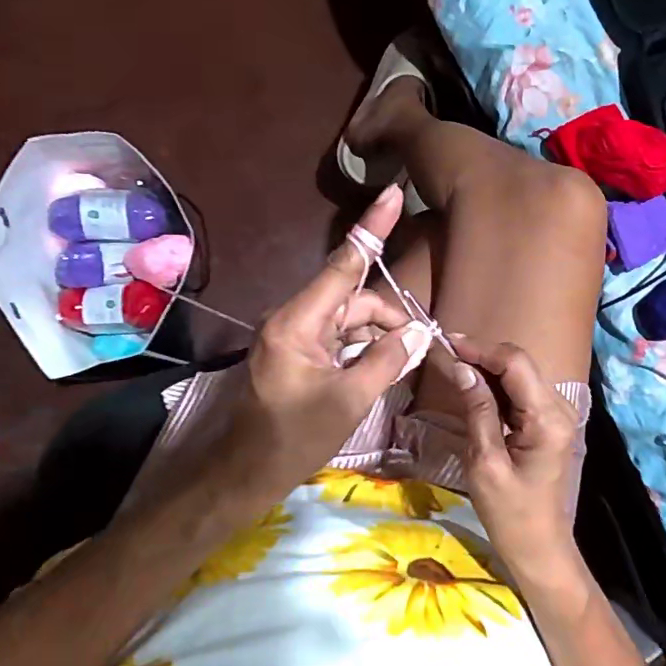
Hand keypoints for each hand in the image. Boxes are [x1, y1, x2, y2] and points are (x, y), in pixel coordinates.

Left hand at [209, 185, 430, 509]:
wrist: (246, 472)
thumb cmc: (293, 438)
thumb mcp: (349, 400)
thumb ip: (386, 360)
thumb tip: (417, 334)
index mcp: (298, 322)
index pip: (343, 266)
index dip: (372, 229)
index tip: (393, 193)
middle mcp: (294, 319)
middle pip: (352, 298)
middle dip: (389, 315)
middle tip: (420, 341)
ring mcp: (294, 335)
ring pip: (348, 318)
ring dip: (378, 333)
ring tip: (405, 358)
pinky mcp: (298, 353)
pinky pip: (338, 337)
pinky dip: (363, 346)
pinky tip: (384, 363)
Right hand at [448, 338, 584, 576]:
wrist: (540, 549)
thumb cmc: (510, 514)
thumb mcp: (486, 463)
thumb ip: (478, 411)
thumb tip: (461, 368)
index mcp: (548, 418)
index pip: (515, 363)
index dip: (480, 349)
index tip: (447, 344)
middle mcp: (559, 409)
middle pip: (519, 364)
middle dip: (482, 355)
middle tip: (444, 353)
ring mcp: (557, 416)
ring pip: (519, 375)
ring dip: (487, 368)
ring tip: (452, 365)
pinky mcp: (548, 425)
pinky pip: (520, 393)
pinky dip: (496, 385)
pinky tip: (472, 386)